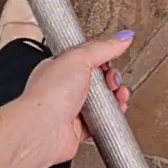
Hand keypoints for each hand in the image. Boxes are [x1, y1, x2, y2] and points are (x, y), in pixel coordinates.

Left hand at [1, 33, 133, 167]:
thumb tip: (123, 38)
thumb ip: (102, 48)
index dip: (102, 59)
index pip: (87, 58)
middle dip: (111, 79)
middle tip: (113, 81)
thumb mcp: (78, 58)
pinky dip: (111, 117)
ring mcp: (72, 108)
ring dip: (116, 98)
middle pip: (97, 80)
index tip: (110, 61)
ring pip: (102, 101)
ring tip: (120, 96)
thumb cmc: (50, 93)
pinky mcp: (79, 129)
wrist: (44, 130)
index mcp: (60, 67)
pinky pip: (101, 121)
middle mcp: (64, 87)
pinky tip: (115, 112)